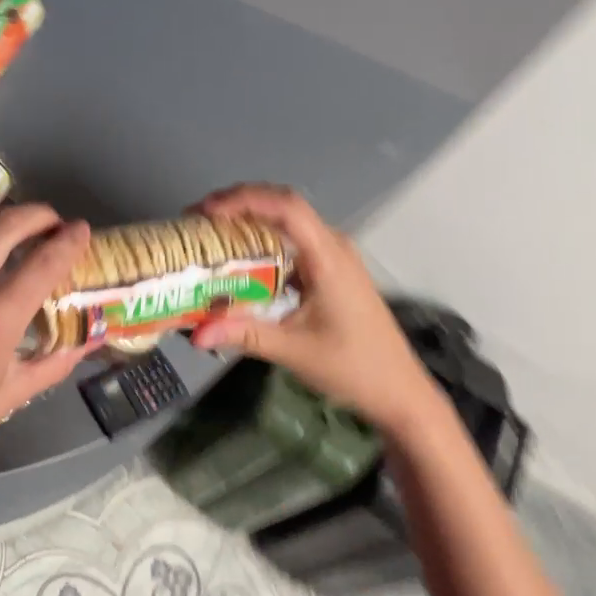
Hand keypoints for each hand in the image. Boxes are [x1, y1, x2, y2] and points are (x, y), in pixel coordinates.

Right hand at [190, 184, 442, 434]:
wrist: (401, 394)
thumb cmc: (354, 368)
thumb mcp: (294, 351)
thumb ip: (244, 335)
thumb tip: (194, 333)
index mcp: (328, 257)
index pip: (286, 208)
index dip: (243, 201)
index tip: (205, 213)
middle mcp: (333, 246)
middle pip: (283, 204)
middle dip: (238, 203)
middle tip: (197, 219)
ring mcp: (334, 256)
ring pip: (287, 219)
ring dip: (248, 217)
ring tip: (209, 233)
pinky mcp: (330, 269)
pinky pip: (291, 238)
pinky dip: (261, 237)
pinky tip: (238, 257)